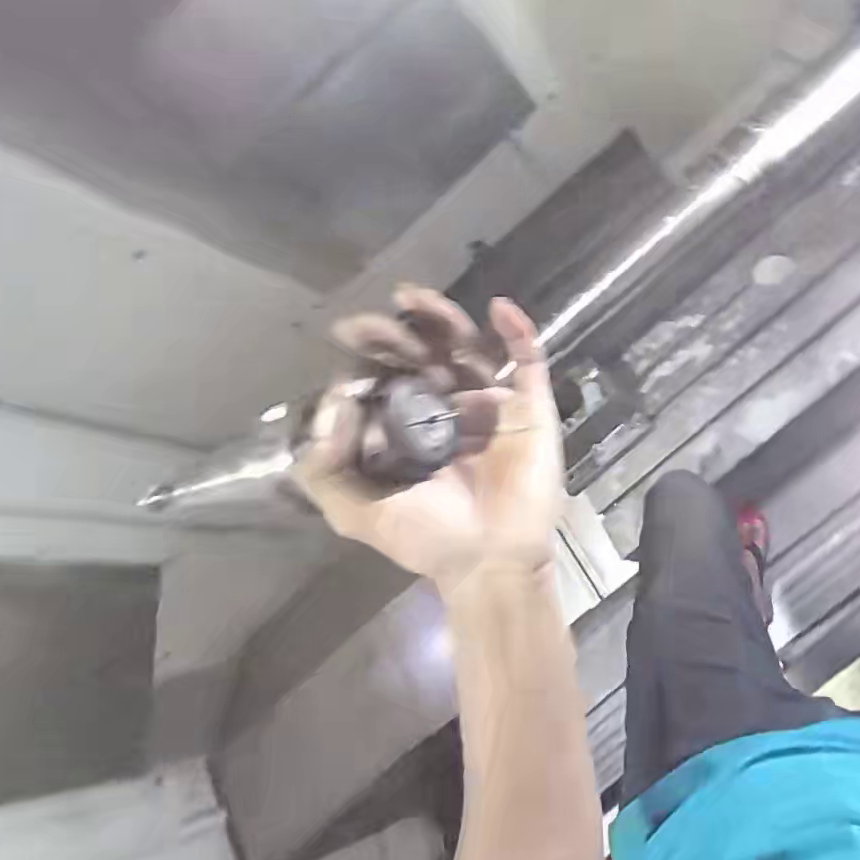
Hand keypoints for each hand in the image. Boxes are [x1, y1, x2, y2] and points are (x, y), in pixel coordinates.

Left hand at [295, 286, 562, 579]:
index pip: (394, 380)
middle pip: (431, 357)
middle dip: (398, 334)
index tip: (346, 345)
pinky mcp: (533, 410)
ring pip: (475, 351)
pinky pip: (530, 362)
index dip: (370, 357)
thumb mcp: (357, 511)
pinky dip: (520, 332)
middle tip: (368, 325)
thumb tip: (336, 401)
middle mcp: (454, 413)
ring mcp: (496, 408)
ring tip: (414, 298)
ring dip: (446, 320)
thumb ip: (326, 468)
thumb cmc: (430, 538)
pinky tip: (501, 306)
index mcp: (417, 432)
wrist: (490, 560)